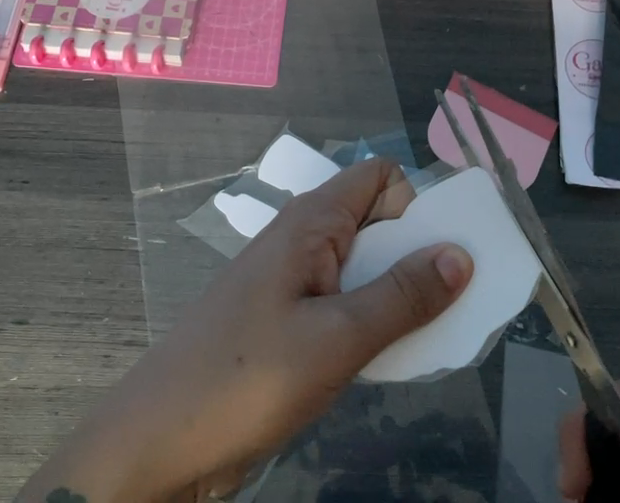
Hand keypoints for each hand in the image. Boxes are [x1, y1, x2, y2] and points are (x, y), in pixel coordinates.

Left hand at [22, 159, 473, 502]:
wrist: (160, 441)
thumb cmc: (248, 376)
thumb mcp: (338, 337)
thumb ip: (403, 296)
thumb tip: (460, 253)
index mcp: (311, 223)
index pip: (379, 177)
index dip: (417, 204)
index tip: (444, 254)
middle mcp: (302, 240)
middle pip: (376, 222)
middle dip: (419, 253)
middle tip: (455, 302)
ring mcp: (291, 283)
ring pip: (363, 268)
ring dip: (399, 294)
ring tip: (430, 335)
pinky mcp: (285, 323)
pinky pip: (343, 304)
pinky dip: (371, 321)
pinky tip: (387, 358)